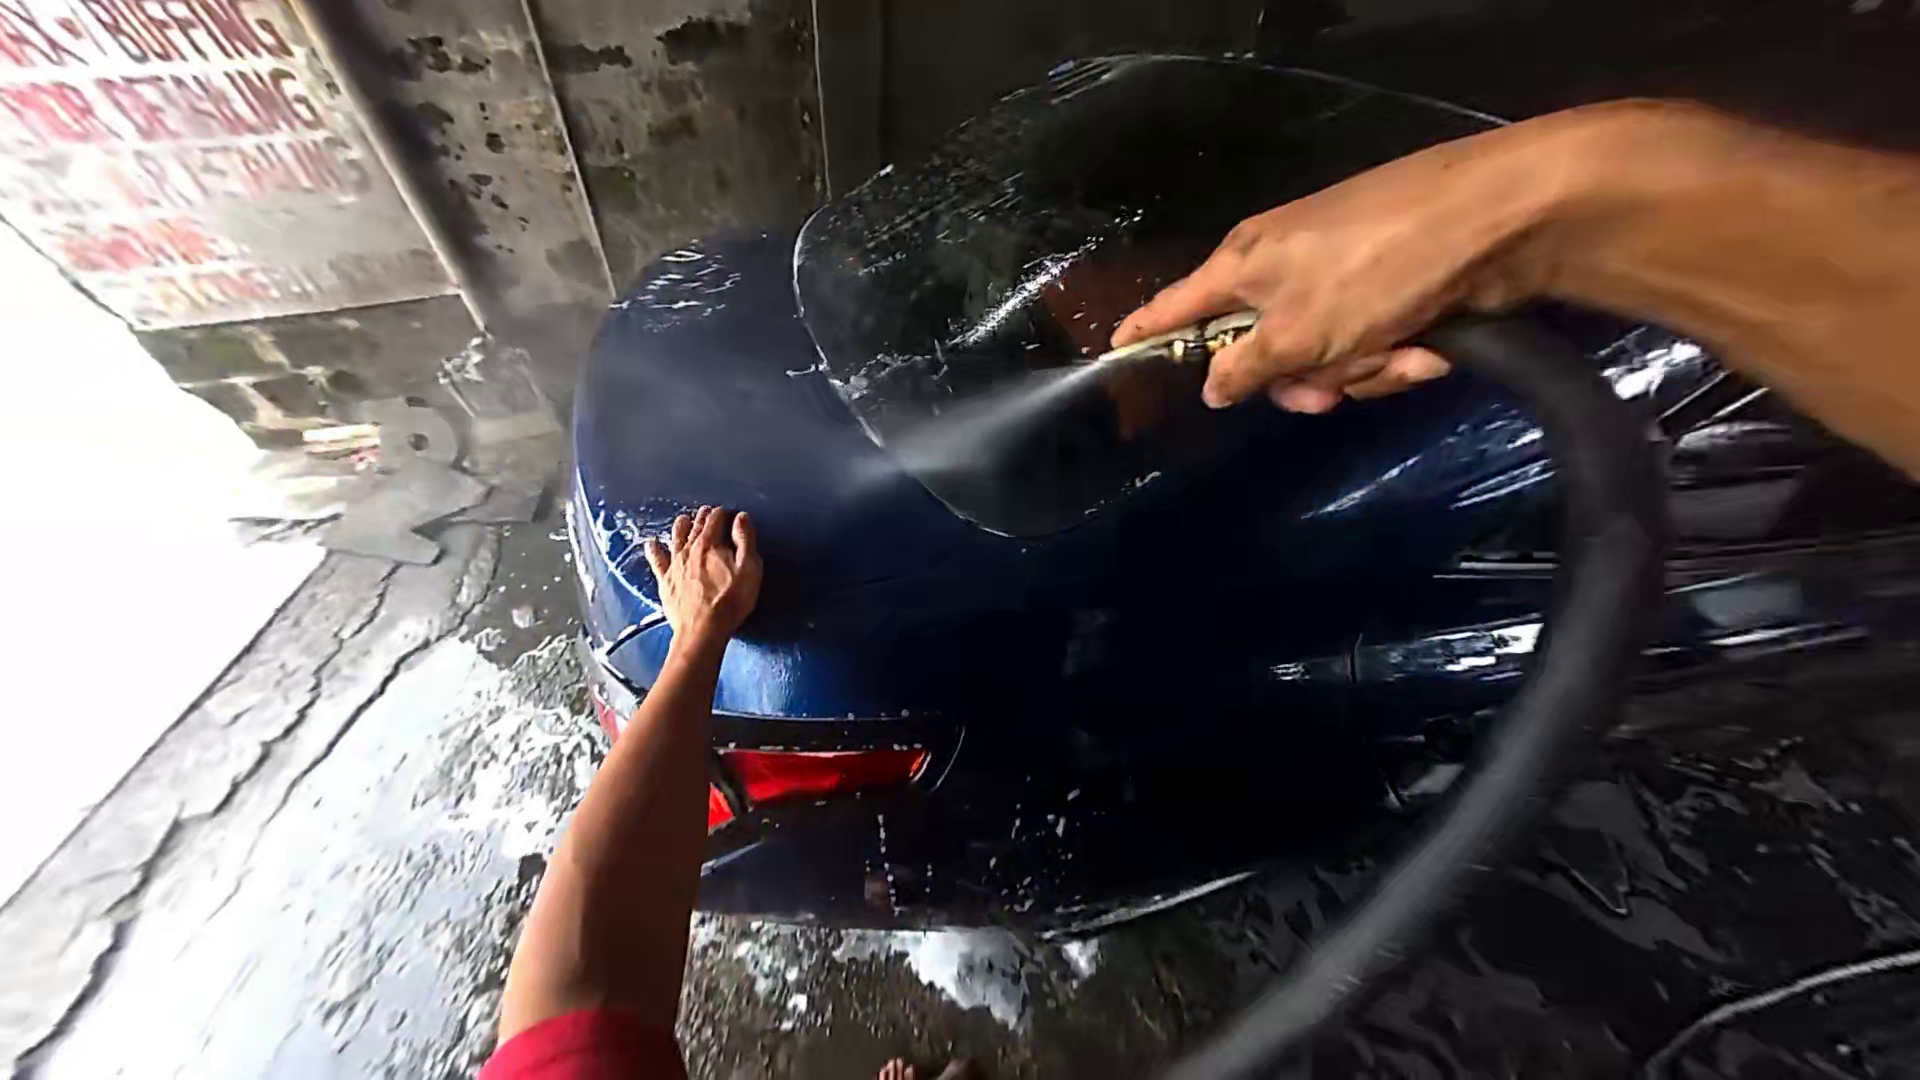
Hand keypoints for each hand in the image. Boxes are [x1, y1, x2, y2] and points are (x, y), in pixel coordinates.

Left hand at [643, 506, 762, 645]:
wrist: (703, 629)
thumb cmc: (731, 599)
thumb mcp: (749, 568)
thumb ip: (745, 540)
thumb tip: (741, 518)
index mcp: (711, 544)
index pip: (716, 520)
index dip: (723, 514)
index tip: (729, 514)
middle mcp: (690, 549)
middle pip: (696, 527)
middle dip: (703, 517)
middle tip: (708, 512)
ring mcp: (675, 565)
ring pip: (676, 538)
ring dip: (681, 527)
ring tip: (683, 519)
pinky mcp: (665, 581)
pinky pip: (657, 561)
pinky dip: (654, 550)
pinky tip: (651, 544)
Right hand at [1110, 106, 1617, 411]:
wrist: (1511, 214)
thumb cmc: (1378, 269)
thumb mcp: (1297, 331)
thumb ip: (1242, 368)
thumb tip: (1210, 390)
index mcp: (1241, 267)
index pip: (1170, 308)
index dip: (1141, 333)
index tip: (1111, 350)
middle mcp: (1278, 271)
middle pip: (1252, 353)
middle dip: (1291, 381)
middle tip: (1320, 393)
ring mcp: (1330, 281)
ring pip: (1312, 359)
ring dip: (1350, 372)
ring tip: (1393, 353)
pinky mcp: (1379, 289)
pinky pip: (1359, 347)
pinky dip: (1389, 356)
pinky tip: (1425, 344)